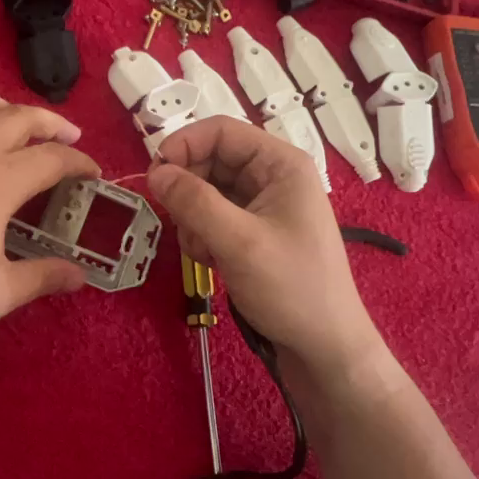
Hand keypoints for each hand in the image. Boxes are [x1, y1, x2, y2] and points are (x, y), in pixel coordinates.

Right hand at [148, 117, 386, 377]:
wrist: (323, 347)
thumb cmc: (291, 289)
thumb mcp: (239, 241)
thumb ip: (194, 202)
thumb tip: (154, 173)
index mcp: (281, 164)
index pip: (220, 131)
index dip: (183, 145)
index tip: (155, 177)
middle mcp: (272, 177)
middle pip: (210, 160)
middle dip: (187, 189)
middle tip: (177, 222)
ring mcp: (262, 206)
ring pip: (206, 191)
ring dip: (192, 217)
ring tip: (203, 251)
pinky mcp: (253, 232)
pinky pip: (212, 217)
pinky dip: (201, 235)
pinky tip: (210, 261)